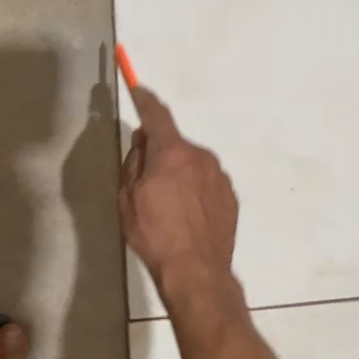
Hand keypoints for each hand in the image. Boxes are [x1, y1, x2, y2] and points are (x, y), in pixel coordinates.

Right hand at [118, 84, 238, 300]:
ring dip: (178, 174)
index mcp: (172, 153)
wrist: (196, 272)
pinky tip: (185, 217)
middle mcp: (201, 156)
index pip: (157, 115)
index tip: (138, 87)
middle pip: (174, 144)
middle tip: (144, 182)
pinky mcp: (230, 196)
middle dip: (159, 153)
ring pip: (191, 164)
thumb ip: (134, 162)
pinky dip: (193, 190)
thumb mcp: (128, 198)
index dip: (145, 100)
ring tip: (166, 208)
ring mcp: (220, 176)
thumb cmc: (154, 234)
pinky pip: (205, 183)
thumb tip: (143, 140)